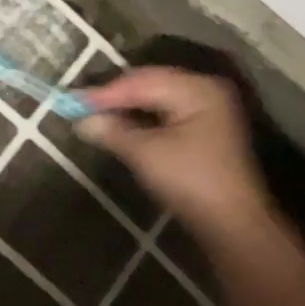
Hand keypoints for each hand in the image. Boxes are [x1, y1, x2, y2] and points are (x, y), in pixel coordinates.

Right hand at [79, 68, 269, 235]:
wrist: (233, 224)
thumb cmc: (192, 182)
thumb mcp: (146, 154)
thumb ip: (113, 131)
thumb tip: (81, 121)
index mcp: (197, 89)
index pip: (142, 80)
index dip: (105, 92)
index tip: (71, 101)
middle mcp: (205, 90)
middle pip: (151, 84)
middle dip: (116, 96)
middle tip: (80, 105)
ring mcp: (209, 109)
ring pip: (158, 97)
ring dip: (127, 106)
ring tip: (96, 114)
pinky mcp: (205, 129)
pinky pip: (167, 112)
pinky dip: (142, 117)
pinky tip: (122, 125)